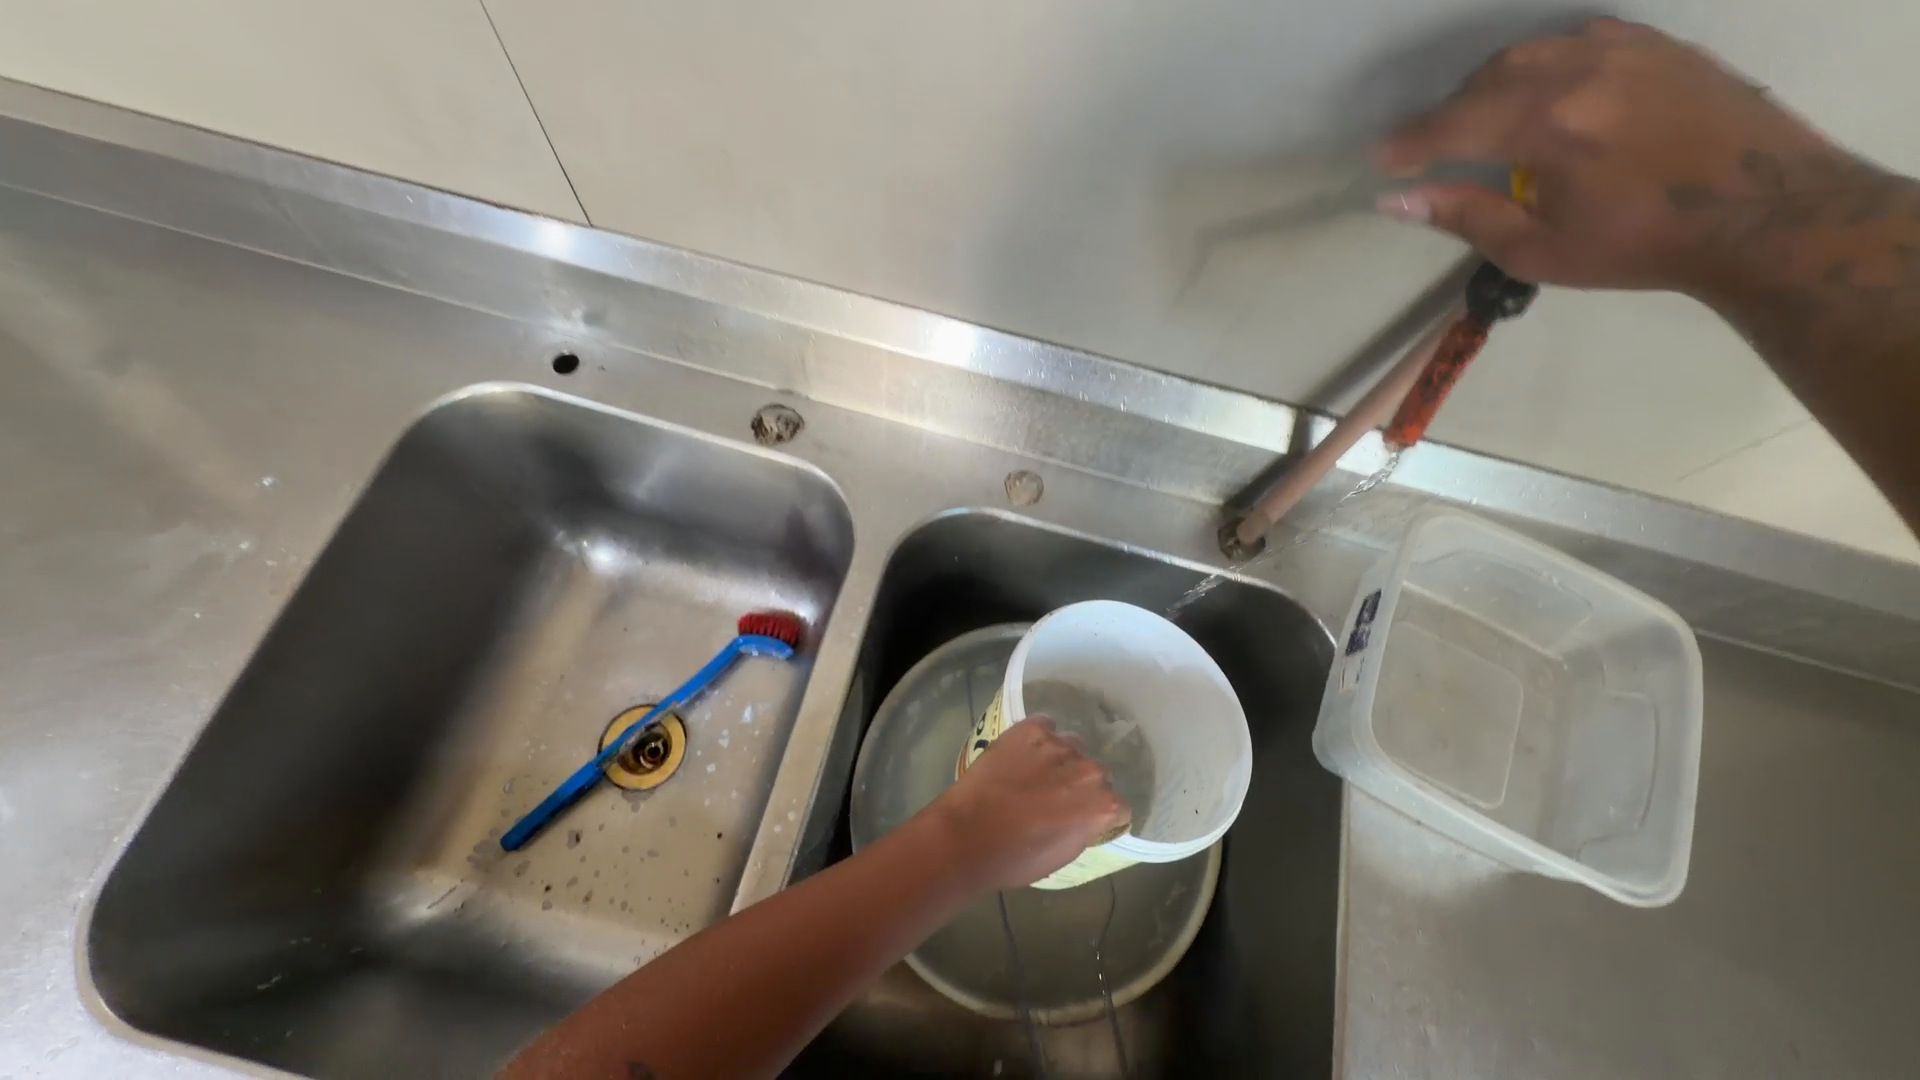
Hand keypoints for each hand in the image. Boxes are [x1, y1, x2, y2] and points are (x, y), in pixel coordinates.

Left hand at [922, 716, 1130, 891]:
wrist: (969, 835)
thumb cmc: (1017, 857)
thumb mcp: (1064, 853)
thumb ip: (1085, 826)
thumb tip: (1085, 814)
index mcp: (1103, 805)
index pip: (1118, 805)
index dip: (1100, 812)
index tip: (1083, 817)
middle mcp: (1089, 770)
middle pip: (1096, 773)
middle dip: (1081, 783)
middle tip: (1056, 796)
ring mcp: (1059, 745)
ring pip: (1072, 746)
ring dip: (1060, 758)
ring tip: (1035, 772)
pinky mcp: (1030, 729)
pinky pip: (1045, 725)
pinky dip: (1038, 736)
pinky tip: (1023, 750)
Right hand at [1377, 18, 1860, 297]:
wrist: (1762, 214)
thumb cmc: (1636, 245)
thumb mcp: (1534, 249)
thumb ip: (1462, 215)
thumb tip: (1396, 200)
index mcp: (1551, 127)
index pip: (1456, 124)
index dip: (1409, 142)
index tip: (1380, 159)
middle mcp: (1585, 74)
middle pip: (1488, 78)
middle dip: (1447, 112)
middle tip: (1427, 149)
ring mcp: (1627, 52)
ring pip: (1532, 50)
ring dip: (1489, 84)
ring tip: (1478, 121)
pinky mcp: (1659, 47)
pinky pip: (1580, 38)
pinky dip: (1542, 63)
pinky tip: (1539, 91)